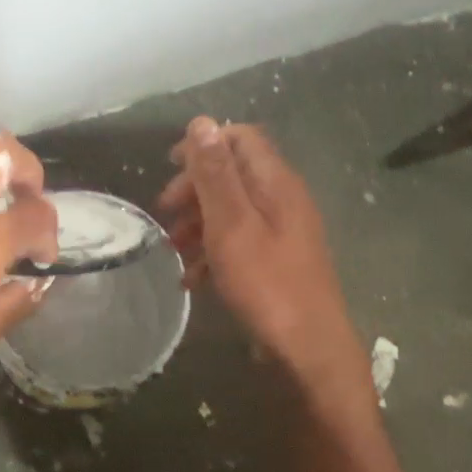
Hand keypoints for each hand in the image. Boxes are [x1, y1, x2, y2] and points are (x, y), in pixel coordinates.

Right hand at [157, 117, 364, 385]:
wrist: (307, 349)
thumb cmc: (267, 284)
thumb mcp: (231, 225)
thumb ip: (215, 175)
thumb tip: (201, 122)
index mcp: (275, 183)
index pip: (240, 137)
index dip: (203, 145)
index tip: (169, 169)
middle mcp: (282, 199)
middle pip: (232, 173)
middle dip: (193, 188)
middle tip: (164, 213)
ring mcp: (281, 231)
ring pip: (230, 209)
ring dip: (197, 222)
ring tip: (172, 249)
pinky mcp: (276, 260)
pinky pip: (237, 240)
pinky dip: (211, 251)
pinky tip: (192, 278)